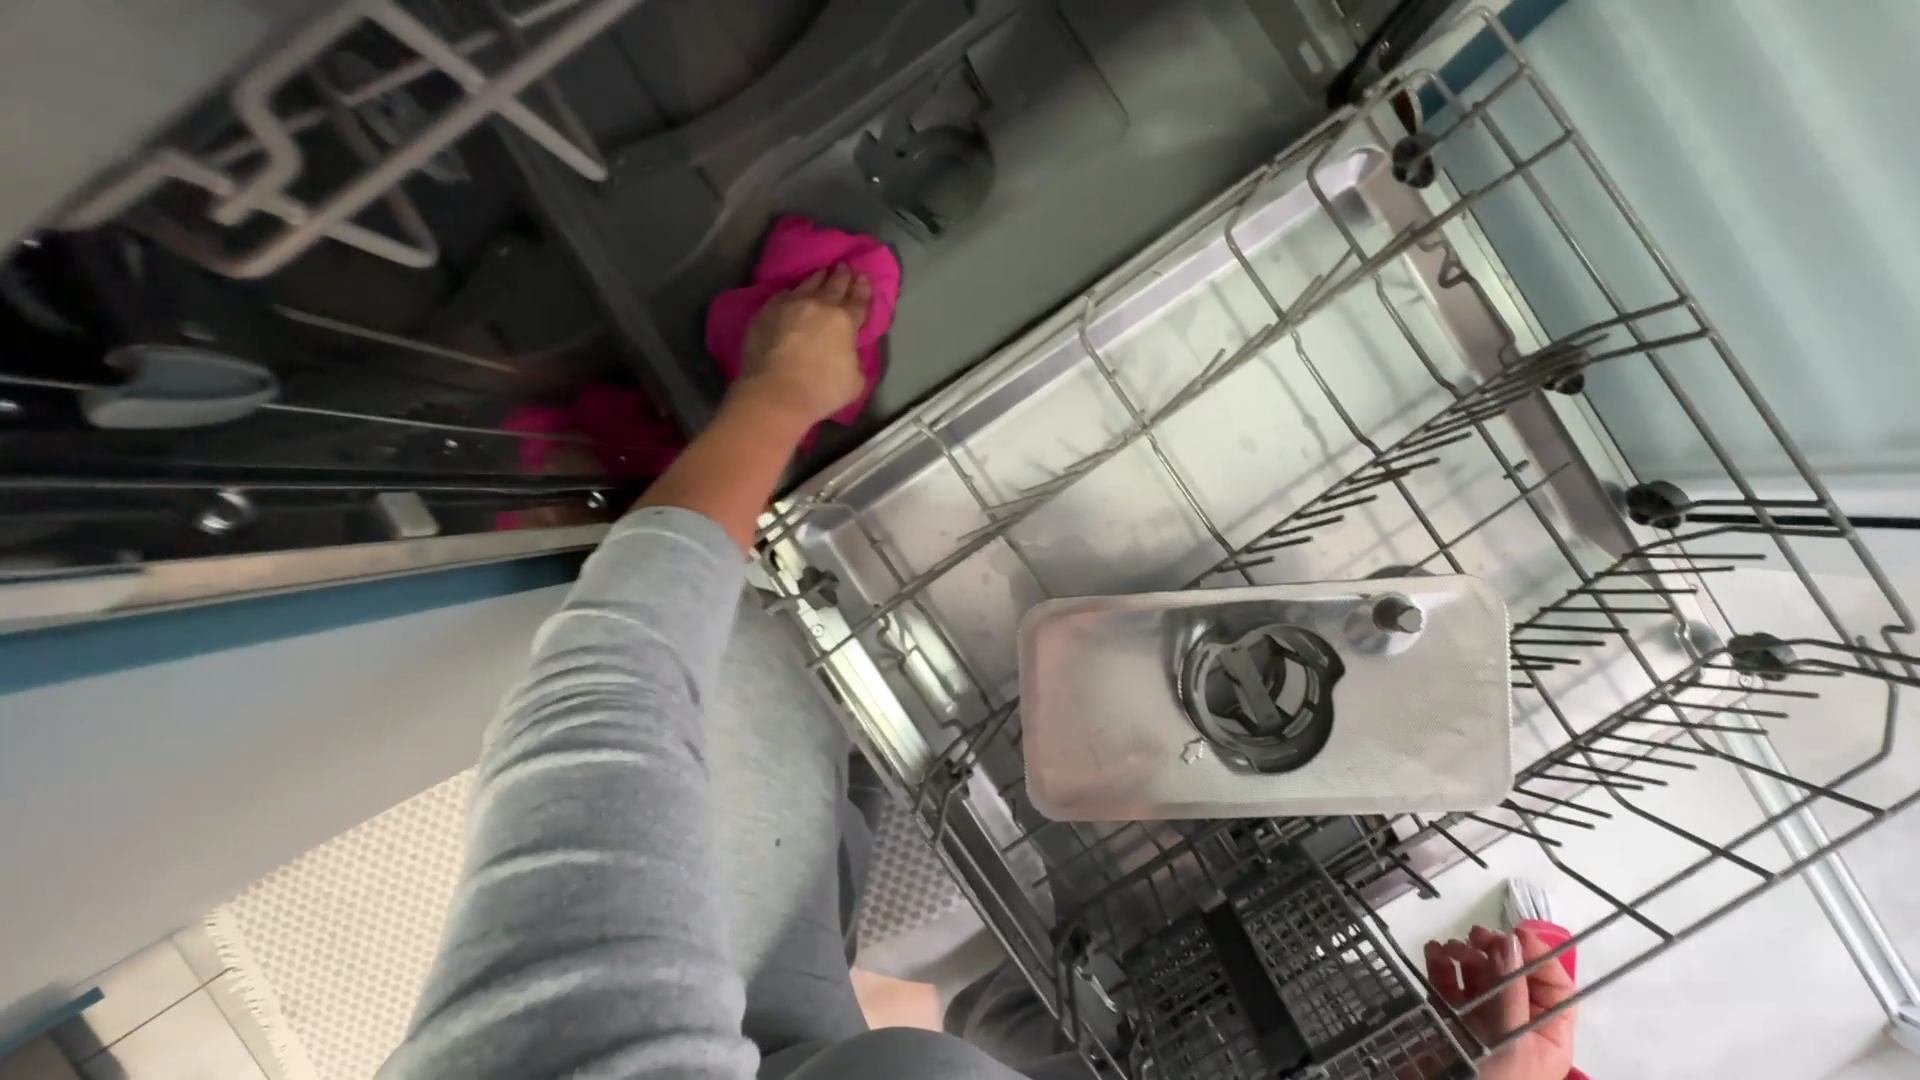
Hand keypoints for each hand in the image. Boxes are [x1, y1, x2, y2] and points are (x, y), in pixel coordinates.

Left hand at [730, 263, 872, 429]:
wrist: (775, 392)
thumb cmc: (821, 391)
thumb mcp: (855, 382)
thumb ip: (855, 361)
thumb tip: (849, 353)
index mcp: (845, 321)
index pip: (859, 301)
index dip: (864, 289)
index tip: (864, 277)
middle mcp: (819, 305)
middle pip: (834, 285)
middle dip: (842, 275)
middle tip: (845, 266)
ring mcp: (790, 305)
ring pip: (808, 284)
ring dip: (818, 277)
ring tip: (822, 271)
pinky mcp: (766, 311)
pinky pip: (783, 295)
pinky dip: (791, 292)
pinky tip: (791, 292)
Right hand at [1423, 925, 1576, 1079]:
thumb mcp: (1513, 1042)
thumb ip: (1512, 991)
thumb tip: (1512, 940)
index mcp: (1545, 1033)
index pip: (1554, 985)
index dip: (1539, 956)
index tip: (1515, 932)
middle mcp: (1514, 1019)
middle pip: (1511, 972)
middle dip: (1494, 949)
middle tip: (1475, 938)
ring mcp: (1478, 1015)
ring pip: (1477, 970)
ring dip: (1464, 952)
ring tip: (1450, 950)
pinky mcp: (1446, 1011)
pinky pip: (1445, 978)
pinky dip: (1438, 960)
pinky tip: (1433, 952)